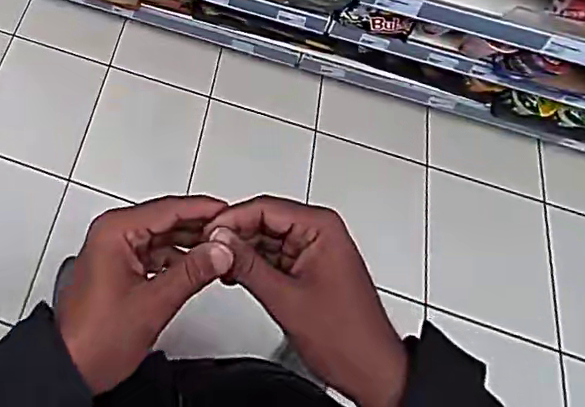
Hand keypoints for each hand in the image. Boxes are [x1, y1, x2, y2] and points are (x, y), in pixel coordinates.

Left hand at [55, 195, 234, 392]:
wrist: (68, 371)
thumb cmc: (93, 339)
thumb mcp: (152, 303)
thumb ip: (191, 273)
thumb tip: (218, 251)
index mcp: (115, 230)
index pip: (168, 209)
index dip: (201, 209)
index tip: (226, 211)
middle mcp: (113, 233)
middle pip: (165, 220)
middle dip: (198, 227)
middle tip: (228, 232)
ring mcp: (115, 249)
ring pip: (162, 237)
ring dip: (188, 244)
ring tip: (217, 250)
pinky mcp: (119, 266)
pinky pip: (154, 253)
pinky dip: (175, 259)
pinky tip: (195, 267)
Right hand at [206, 196, 406, 406]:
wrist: (374, 375)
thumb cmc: (349, 339)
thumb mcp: (288, 300)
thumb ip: (250, 266)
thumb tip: (222, 241)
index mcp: (321, 226)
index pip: (266, 208)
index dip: (233, 219)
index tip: (209, 232)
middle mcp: (319, 231)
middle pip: (265, 220)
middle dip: (236, 235)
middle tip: (209, 248)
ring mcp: (314, 248)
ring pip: (267, 238)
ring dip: (243, 251)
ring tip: (220, 264)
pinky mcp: (309, 265)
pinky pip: (275, 255)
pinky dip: (255, 264)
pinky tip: (237, 273)